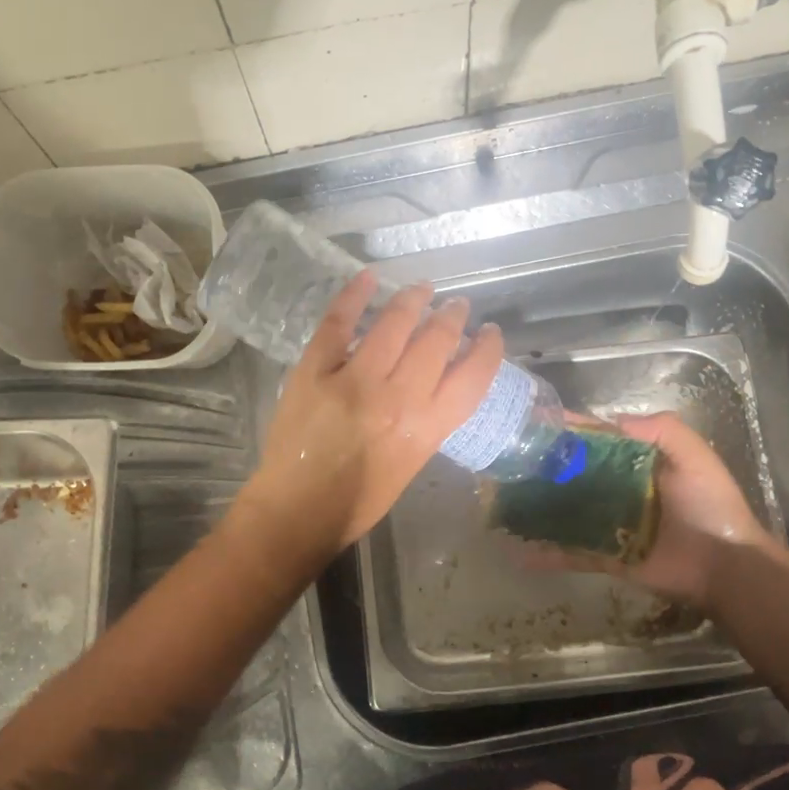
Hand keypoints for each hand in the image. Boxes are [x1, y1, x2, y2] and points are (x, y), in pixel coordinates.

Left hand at [234, 271, 503, 557]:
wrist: (298, 511)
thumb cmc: (357, 502)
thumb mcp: (410, 464)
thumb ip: (425, 422)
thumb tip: (432, 385)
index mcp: (426, 429)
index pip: (472, 377)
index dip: (487, 349)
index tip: (490, 333)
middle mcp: (398, 398)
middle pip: (436, 341)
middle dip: (452, 317)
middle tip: (456, 306)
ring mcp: (354, 379)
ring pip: (394, 323)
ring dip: (413, 300)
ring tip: (422, 290)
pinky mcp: (314, 370)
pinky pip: (338, 323)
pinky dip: (354, 296)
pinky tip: (369, 278)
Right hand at [525, 412, 777, 605]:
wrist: (724, 566)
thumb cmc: (710, 506)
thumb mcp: (694, 456)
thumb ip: (661, 429)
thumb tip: (610, 419)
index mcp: (638, 462)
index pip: (596, 440)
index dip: (568, 430)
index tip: (532, 421)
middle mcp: (619, 490)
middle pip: (574, 475)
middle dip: (543, 469)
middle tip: (505, 464)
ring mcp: (610, 525)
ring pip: (566, 513)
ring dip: (537, 509)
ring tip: (499, 504)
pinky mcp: (607, 557)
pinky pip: (571, 554)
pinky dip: (546, 555)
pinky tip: (516, 552)